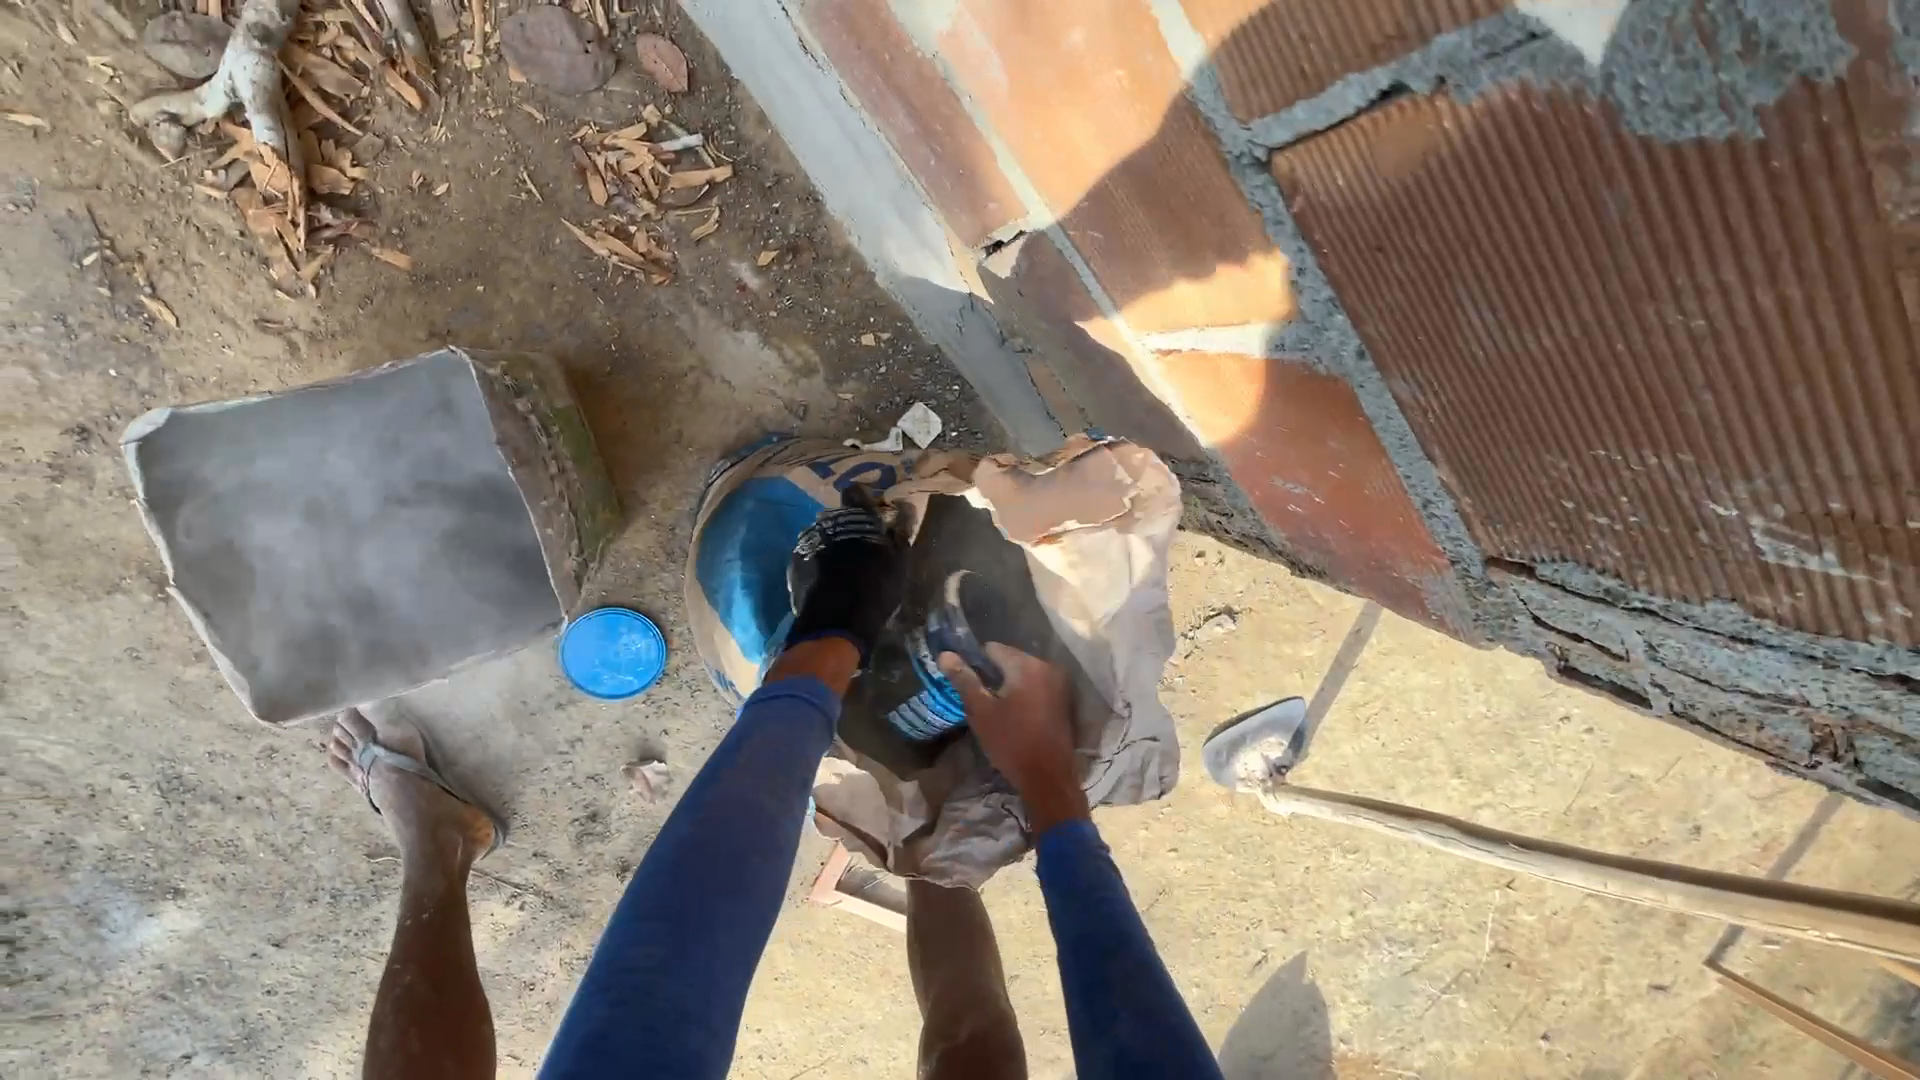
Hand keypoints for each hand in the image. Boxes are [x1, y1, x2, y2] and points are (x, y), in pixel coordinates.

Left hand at [785, 491, 908, 662]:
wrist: (836, 623)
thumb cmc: (876, 589)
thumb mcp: (899, 562)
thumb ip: (901, 532)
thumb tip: (905, 507)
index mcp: (854, 517)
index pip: (856, 493)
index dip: (863, 500)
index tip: (872, 513)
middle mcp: (827, 523)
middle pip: (838, 517)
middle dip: (848, 527)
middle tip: (861, 545)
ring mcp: (808, 543)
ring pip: (824, 536)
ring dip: (833, 545)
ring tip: (845, 566)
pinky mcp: (796, 564)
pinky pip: (811, 555)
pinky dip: (820, 562)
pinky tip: (830, 580)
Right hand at [938, 644, 1088, 832]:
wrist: (1048, 777)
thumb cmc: (1011, 741)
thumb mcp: (981, 710)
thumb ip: (963, 679)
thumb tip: (945, 654)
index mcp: (1026, 665)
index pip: (992, 649)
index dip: (975, 663)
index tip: (965, 683)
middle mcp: (1046, 667)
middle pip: (1010, 659)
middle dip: (992, 674)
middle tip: (978, 699)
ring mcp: (1058, 684)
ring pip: (1023, 674)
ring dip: (1007, 685)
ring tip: (993, 709)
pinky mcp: (1062, 700)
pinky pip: (1036, 687)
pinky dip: (1022, 694)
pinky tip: (1013, 715)